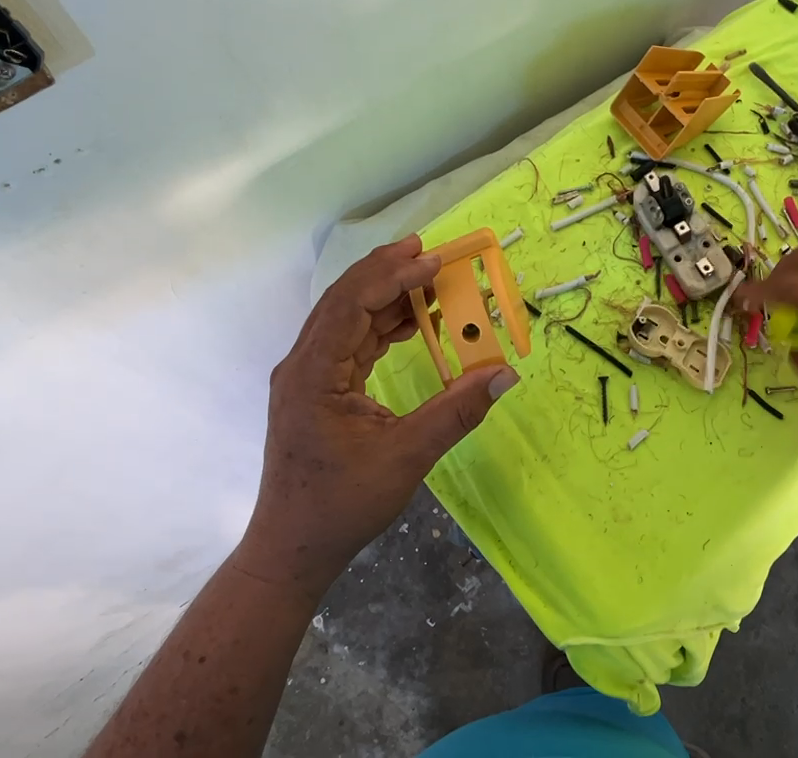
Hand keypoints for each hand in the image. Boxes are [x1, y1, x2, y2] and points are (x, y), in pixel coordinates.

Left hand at [239, 235, 517, 595]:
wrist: (293, 547)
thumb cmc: (342, 504)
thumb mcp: (406, 456)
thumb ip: (456, 412)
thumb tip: (505, 375)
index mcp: (313, 373)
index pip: (352, 304)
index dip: (394, 277)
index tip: (434, 261)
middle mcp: (303, 365)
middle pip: (344, 300)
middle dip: (386, 271)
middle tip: (428, 250)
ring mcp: (307, 377)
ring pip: (346, 319)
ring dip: (386, 297)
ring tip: (429, 281)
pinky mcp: (317, 390)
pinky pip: (350, 343)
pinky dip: (382, 327)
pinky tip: (412, 324)